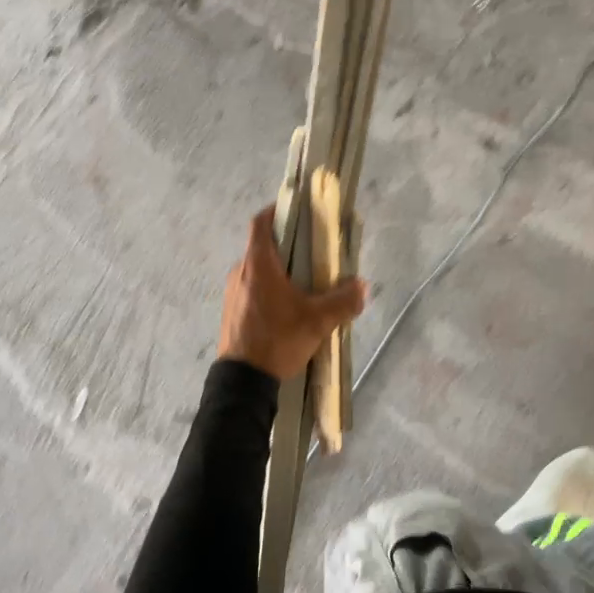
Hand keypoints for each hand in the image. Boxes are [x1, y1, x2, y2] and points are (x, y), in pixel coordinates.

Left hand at [217, 206, 367, 380]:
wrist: (243, 381)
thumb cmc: (278, 339)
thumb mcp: (318, 321)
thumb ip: (343, 301)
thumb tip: (361, 286)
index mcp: (257, 263)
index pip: (261, 222)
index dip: (277, 211)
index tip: (297, 211)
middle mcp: (240, 271)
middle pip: (262, 246)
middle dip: (286, 246)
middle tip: (312, 252)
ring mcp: (233, 292)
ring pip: (257, 270)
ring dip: (278, 271)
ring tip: (304, 284)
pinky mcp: (232, 311)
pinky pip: (252, 289)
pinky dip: (269, 289)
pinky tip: (287, 309)